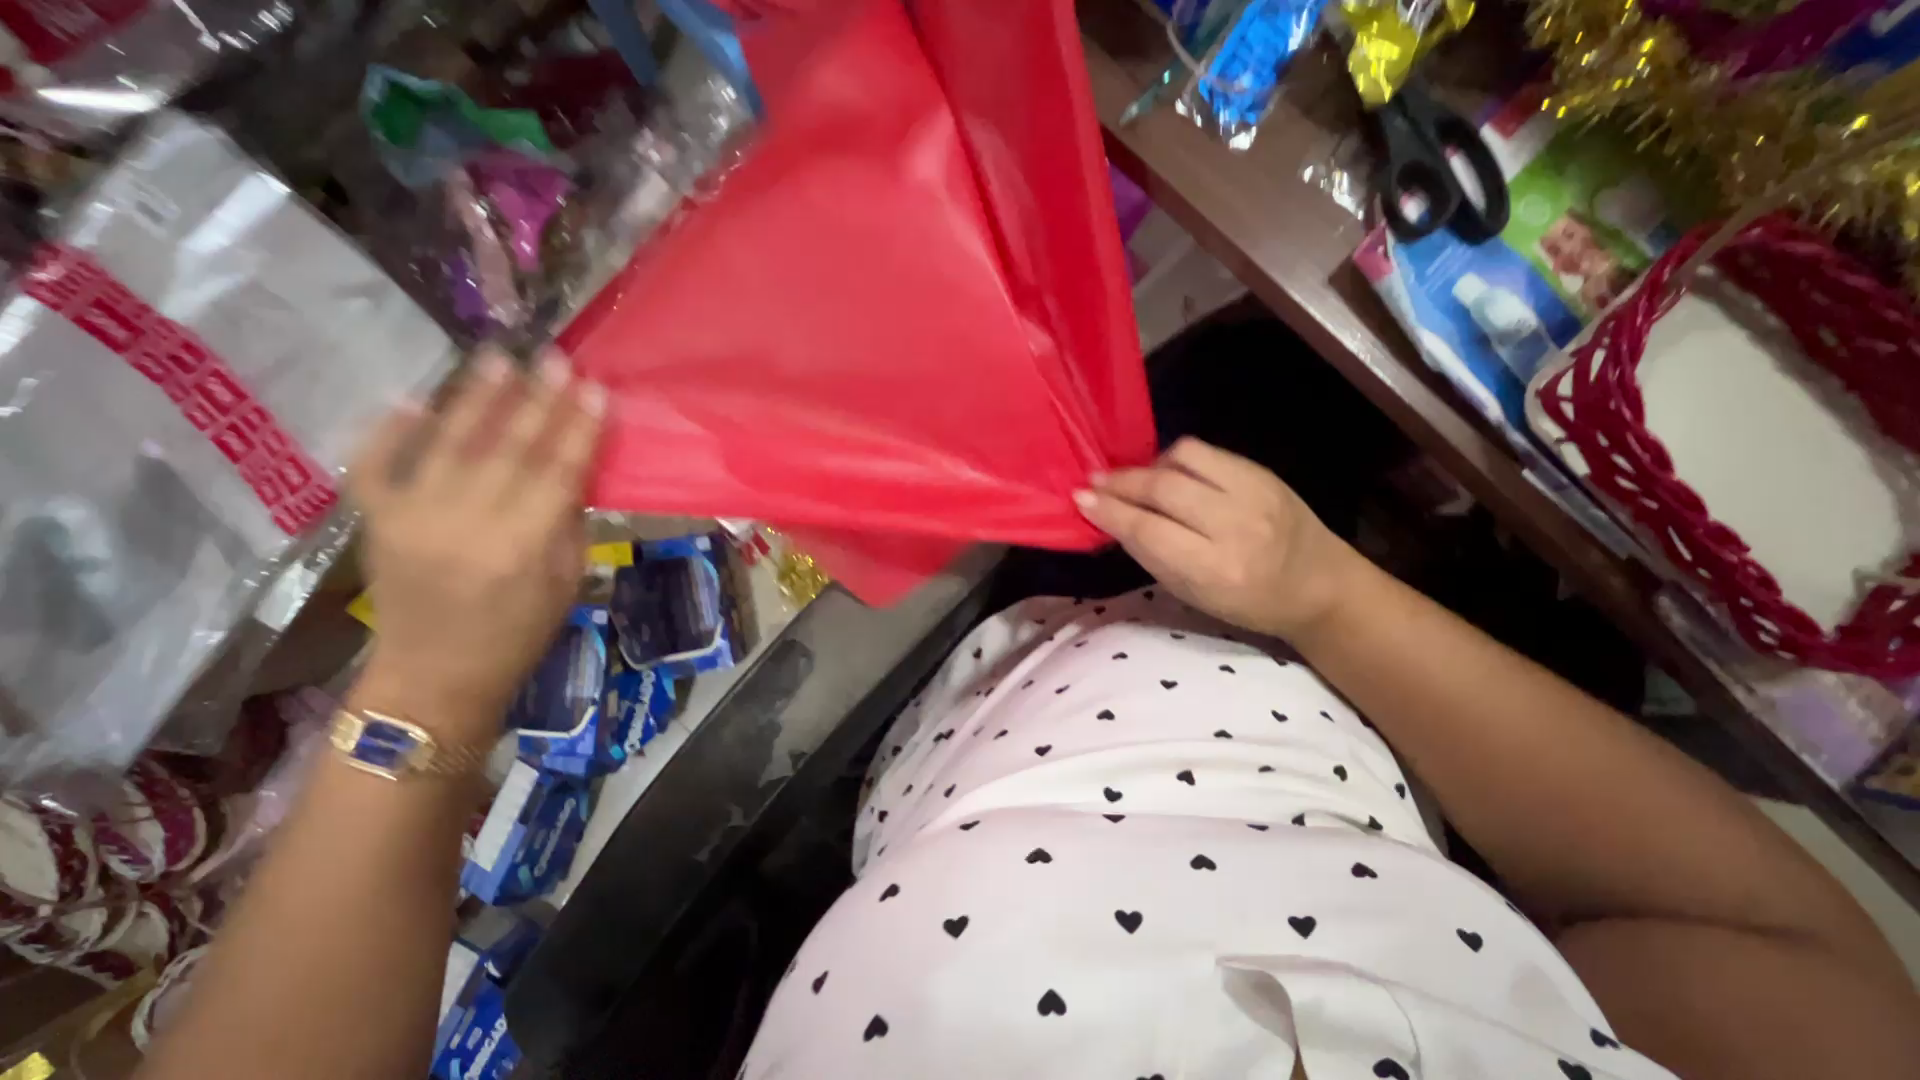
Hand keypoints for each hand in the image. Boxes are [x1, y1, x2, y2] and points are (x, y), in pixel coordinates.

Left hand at [347, 347, 605, 741]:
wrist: (435, 677)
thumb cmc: (517, 636)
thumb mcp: (565, 584)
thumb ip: (568, 522)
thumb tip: (573, 466)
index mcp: (524, 545)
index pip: (559, 470)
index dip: (579, 427)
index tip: (594, 388)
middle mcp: (469, 523)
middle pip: (509, 447)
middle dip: (537, 399)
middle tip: (554, 358)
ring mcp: (415, 517)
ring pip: (450, 444)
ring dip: (475, 397)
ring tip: (496, 357)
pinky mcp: (377, 521)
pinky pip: (376, 465)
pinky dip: (389, 430)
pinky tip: (410, 398)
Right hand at [1074, 437, 1364, 641]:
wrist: (1319, 585)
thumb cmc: (1248, 604)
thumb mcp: (1194, 595)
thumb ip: (1152, 555)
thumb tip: (1110, 517)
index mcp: (1216, 571)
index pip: (1149, 531)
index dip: (1110, 512)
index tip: (1081, 499)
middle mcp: (1236, 526)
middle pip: (1163, 489)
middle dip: (1121, 483)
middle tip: (1094, 482)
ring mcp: (1253, 493)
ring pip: (1183, 458)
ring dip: (1149, 466)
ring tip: (1136, 479)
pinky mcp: (1262, 472)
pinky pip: (1206, 452)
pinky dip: (1177, 460)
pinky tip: (1169, 474)